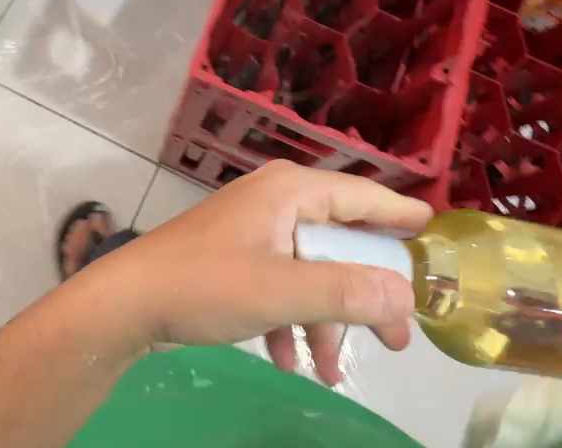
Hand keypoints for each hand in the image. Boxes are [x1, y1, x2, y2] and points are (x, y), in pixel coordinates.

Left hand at [81, 160, 432, 385]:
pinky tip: (288, 360)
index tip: (432, 228)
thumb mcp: (281, 291)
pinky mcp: (236, 257)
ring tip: (331, 370)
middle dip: (363, 292)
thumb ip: (346, 292)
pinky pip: (280, 284)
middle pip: (339, 241)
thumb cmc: (207, 284)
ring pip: (309, 270)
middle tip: (396, 339)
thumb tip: (406, 295)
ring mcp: (254, 229)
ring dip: (324, 318)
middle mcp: (276, 201)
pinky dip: (289, 319)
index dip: (397, 213)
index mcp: (290, 192)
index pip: (360, 196)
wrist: (129, 301)